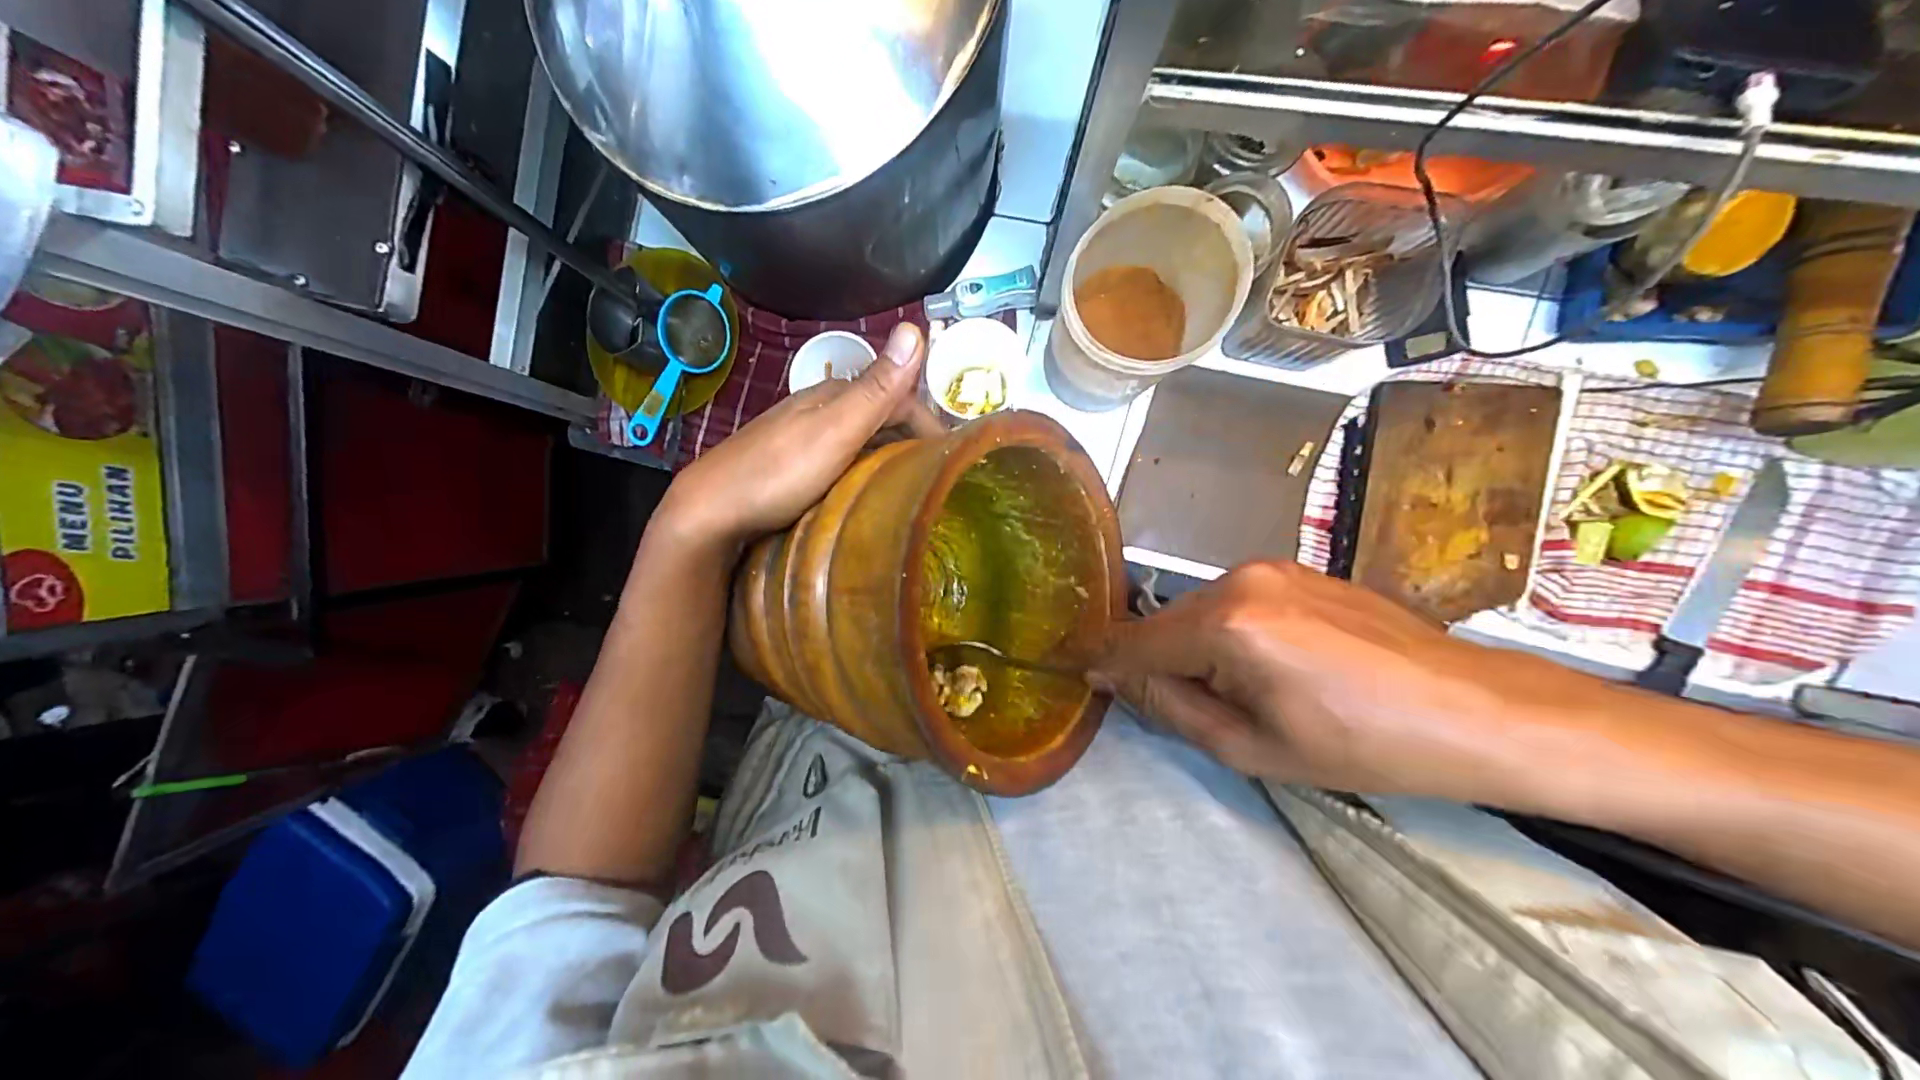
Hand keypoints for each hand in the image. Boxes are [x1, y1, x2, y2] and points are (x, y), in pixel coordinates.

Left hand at [657, 323, 941, 550]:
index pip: (899, 397)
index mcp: (834, 395)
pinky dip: (865, 472)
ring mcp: (803, 438)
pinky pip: (844, 461)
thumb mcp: (836, 430)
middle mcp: (820, 409)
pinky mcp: (793, 466)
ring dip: (889, 458)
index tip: (952, 461)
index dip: (930, 425)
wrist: (710, 512)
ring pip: (862, 440)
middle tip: (936, 481)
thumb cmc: (778, 473)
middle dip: (912, 442)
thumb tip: (915, 329)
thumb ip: (877, 388)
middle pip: (881, 418)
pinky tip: (866, 495)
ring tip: (909, 491)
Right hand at [1093, 561, 1532, 796]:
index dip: (1102, 660)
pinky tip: (1274, 663)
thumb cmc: (1363, 744)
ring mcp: (1271, 566)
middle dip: (1160, 662)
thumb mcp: (1252, 748)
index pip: (1136, 642)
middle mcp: (1240, 578)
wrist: (1473, 708)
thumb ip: (1170, 708)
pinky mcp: (1295, 567)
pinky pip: (1234, 599)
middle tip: (1189, 709)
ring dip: (1197, 647)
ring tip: (1248, 691)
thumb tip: (1118, 680)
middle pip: (1166, 622)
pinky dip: (1229, 630)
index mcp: (1228, 625)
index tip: (1073, 668)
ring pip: (1199, 609)